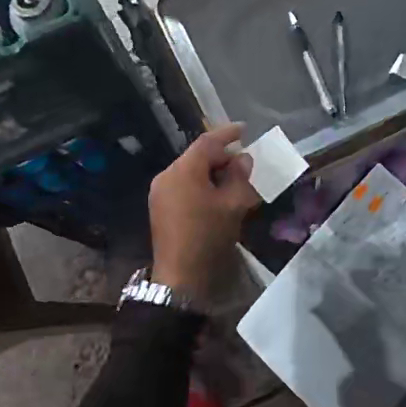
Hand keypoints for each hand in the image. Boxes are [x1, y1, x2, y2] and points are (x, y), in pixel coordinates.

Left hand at [148, 124, 260, 300]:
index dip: (227, 134)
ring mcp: (160, 193)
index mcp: (183, 171)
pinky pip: (183, 186)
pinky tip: (217, 197)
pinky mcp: (160, 208)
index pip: (206, 143)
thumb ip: (240, 178)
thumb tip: (243, 160)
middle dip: (222, 157)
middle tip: (245, 163)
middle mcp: (166, 176)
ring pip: (190, 172)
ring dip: (212, 173)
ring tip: (235, 182)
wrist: (181, 277)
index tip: (244, 129)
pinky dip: (201, 185)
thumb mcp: (233, 205)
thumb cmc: (208, 236)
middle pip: (196, 157)